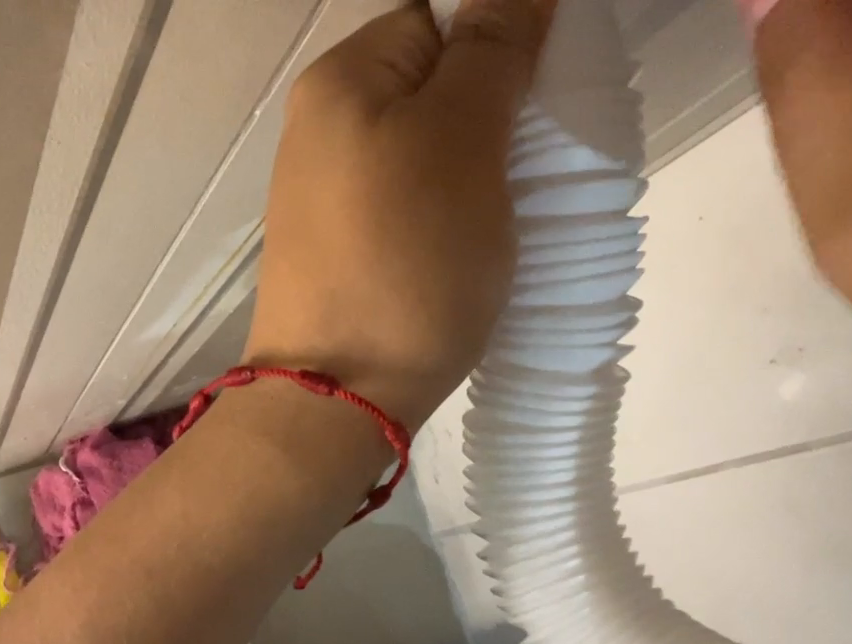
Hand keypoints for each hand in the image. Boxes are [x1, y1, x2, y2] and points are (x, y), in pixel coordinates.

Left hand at [247, 0, 557, 428]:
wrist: (338, 397)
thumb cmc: (405, 260)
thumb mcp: (461, 136)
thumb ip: (492, 49)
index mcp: (340, 82)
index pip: (441, 20)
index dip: (500, 54)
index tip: (532, 114)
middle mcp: (319, 134)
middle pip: (433, 94)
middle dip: (491, 125)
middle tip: (523, 176)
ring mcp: (324, 203)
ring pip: (425, 161)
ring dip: (474, 182)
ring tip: (497, 226)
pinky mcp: (338, 259)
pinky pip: (408, 216)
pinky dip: (444, 226)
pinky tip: (461, 260)